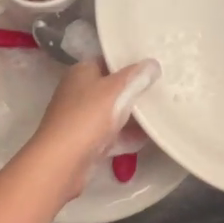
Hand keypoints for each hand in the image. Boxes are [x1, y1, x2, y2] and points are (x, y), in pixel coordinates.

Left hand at [21, 58, 159, 202]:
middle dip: (133, 91)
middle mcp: (78, 92)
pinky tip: (147, 138)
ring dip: (131, 116)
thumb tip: (152, 64)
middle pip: (111, 87)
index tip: (152, 67)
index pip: (107, 60)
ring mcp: (80, 118)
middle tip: (161, 90)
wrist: (62, 162)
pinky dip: (126, 137)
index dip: (129, 62)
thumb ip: (136, 76)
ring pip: (111, 112)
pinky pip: (110, 135)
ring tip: (159, 113)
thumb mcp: (117, 90)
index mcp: (81, 72)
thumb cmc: (88, 116)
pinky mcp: (85, 142)